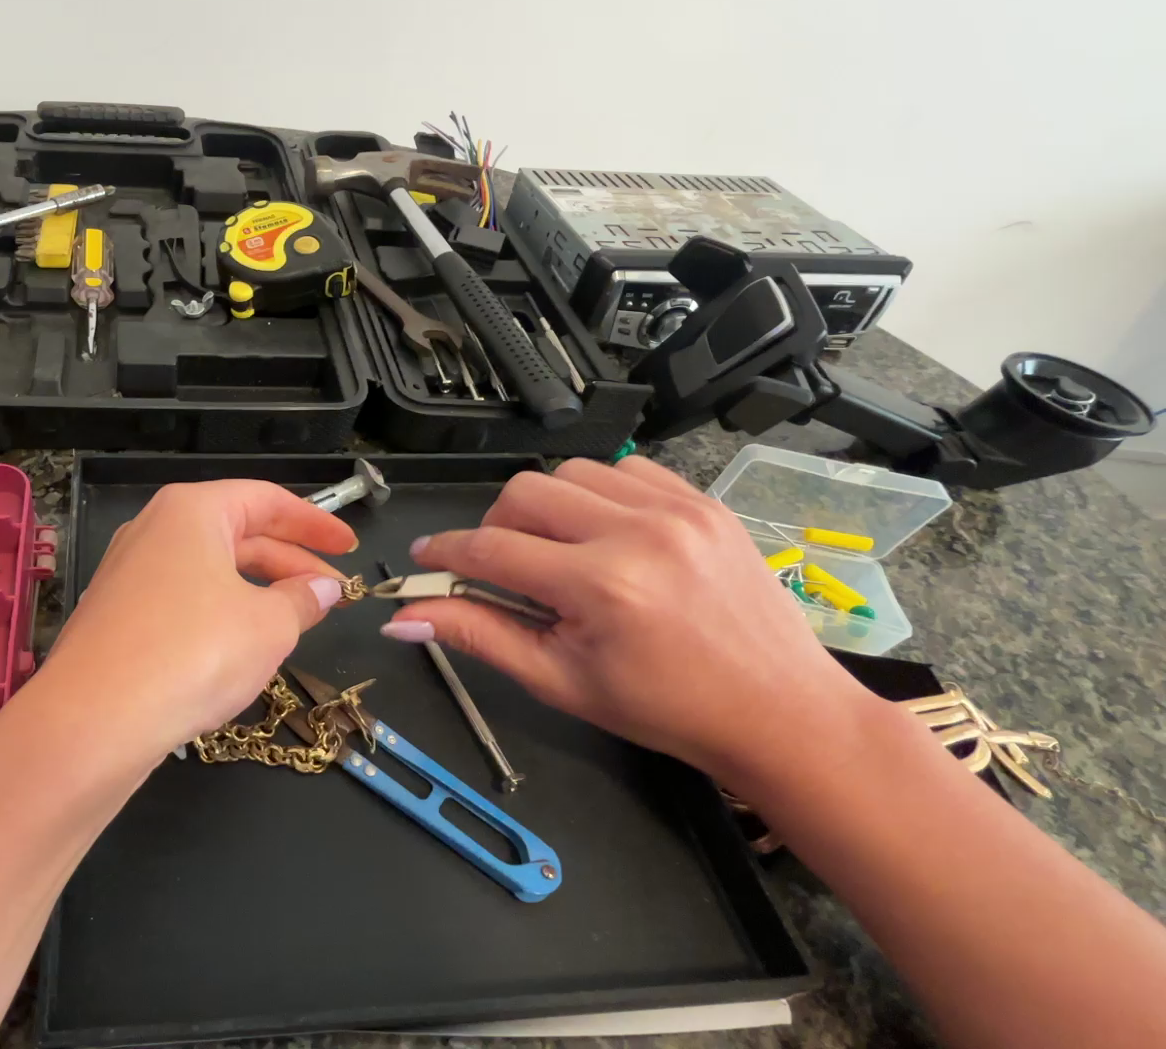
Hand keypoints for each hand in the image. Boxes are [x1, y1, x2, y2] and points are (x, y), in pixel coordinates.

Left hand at [45, 480, 356, 751]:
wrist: (94, 720)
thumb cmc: (194, 654)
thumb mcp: (268, 626)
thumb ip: (302, 600)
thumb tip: (323, 588)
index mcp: (191, 511)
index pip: (266, 500)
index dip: (315, 523)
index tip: (349, 547)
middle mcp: (153, 530)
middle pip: (236, 533)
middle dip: (289, 562)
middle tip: (333, 592)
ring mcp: (128, 573)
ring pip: (209, 570)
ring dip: (257, 591)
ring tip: (297, 620)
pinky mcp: (117, 615)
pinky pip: (182, 600)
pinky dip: (221, 612)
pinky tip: (242, 646)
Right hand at [383, 457, 874, 786]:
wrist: (778, 711)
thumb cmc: (662, 708)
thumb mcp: (557, 680)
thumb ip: (476, 636)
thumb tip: (402, 618)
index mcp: (600, 586)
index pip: (489, 549)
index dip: (444, 553)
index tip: (424, 560)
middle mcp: (637, 533)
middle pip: (522, 493)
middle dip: (492, 527)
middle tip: (498, 566)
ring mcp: (676, 509)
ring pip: (568, 473)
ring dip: (543, 507)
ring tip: (554, 551)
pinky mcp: (702, 501)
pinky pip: (623, 469)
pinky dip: (594, 495)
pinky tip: (601, 534)